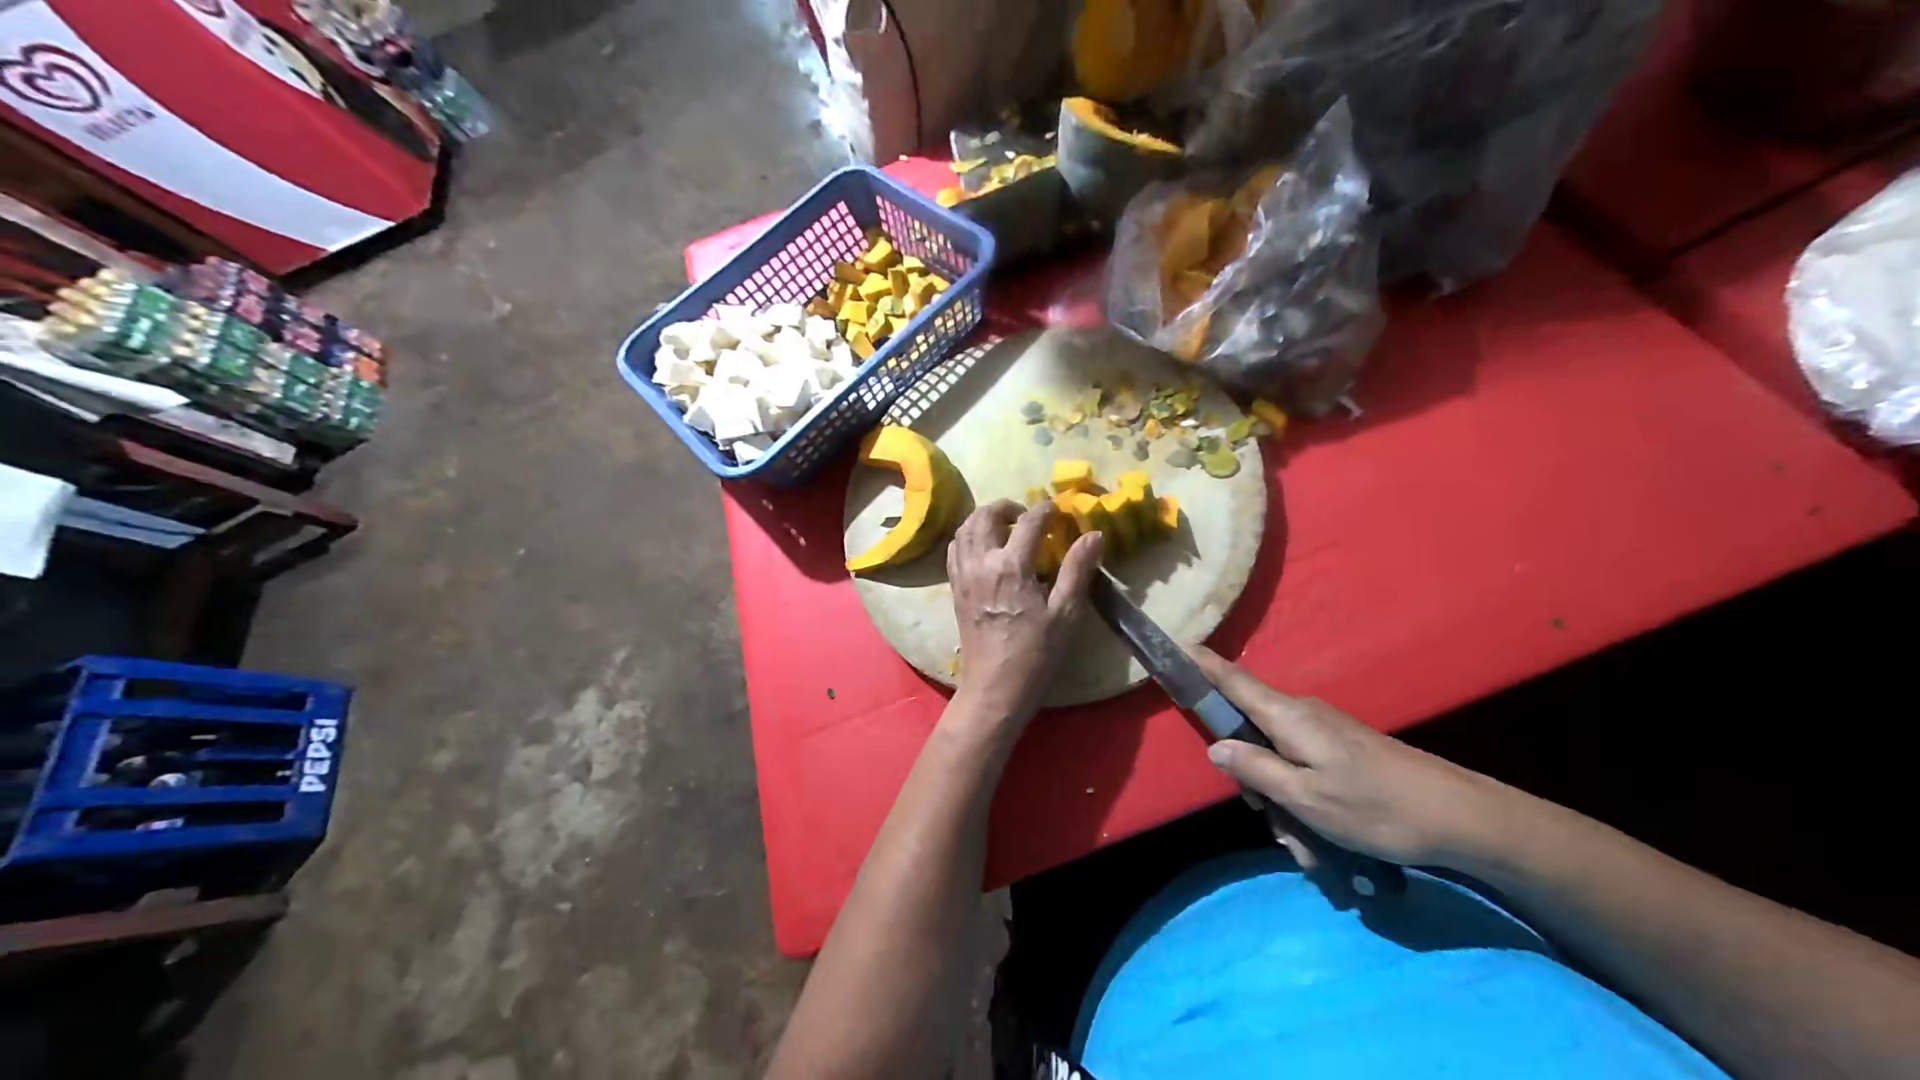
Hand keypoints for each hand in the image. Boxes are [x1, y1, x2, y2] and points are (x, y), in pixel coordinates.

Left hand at [946, 500, 1102, 727]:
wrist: (995, 687)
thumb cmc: (1036, 654)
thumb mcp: (1066, 613)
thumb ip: (1078, 569)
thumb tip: (1093, 535)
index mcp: (1011, 566)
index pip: (1028, 521)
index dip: (1046, 510)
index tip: (1059, 510)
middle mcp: (981, 562)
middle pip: (985, 515)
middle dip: (1007, 506)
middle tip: (1027, 514)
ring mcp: (963, 574)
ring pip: (965, 528)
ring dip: (984, 518)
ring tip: (1006, 526)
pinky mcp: (954, 587)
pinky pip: (955, 548)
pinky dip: (968, 536)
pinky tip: (984, 547)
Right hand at [1190, 645, 1527, 871]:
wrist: (1461, 818)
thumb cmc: (1377, 807)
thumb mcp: (1306, 798)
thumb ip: (1255, 769)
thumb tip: (1215, 746)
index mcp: (1288, 717)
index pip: (1233, 680)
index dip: (1203, 664)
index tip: (1175, 644)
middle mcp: (1302, 715)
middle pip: (1250, 734)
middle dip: (1251, 779)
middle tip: (1272, 820)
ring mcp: (1325, 732)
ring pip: (1277, 761)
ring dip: (1283, 803)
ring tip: (1310, 846)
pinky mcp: (1342, 750)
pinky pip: (1303, 771)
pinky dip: (1304, 803)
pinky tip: (1326, 841)